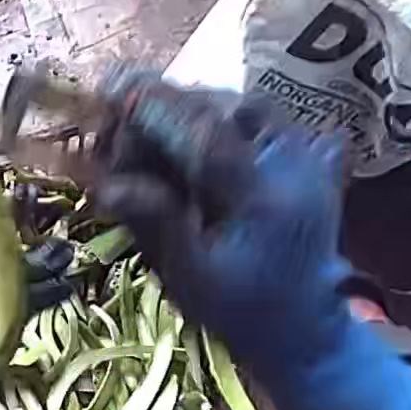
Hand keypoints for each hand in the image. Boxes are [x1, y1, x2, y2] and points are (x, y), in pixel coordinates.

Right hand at [95, 81, 410, 409]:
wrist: (299, 320)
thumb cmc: (237, 307)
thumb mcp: (187, 275)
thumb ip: (153, 221)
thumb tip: (106, 185)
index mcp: (266, 200)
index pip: (207, 136)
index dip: (157, 109)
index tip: (111, 89)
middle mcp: (294, 163)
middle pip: (219, 108)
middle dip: (161, 108)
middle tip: (112, 126)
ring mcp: (304, 152)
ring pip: (232, 104)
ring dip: (179, 110)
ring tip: (137, 136)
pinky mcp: (301, 150)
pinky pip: (245, 116)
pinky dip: (202, 118)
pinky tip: (172, 139)